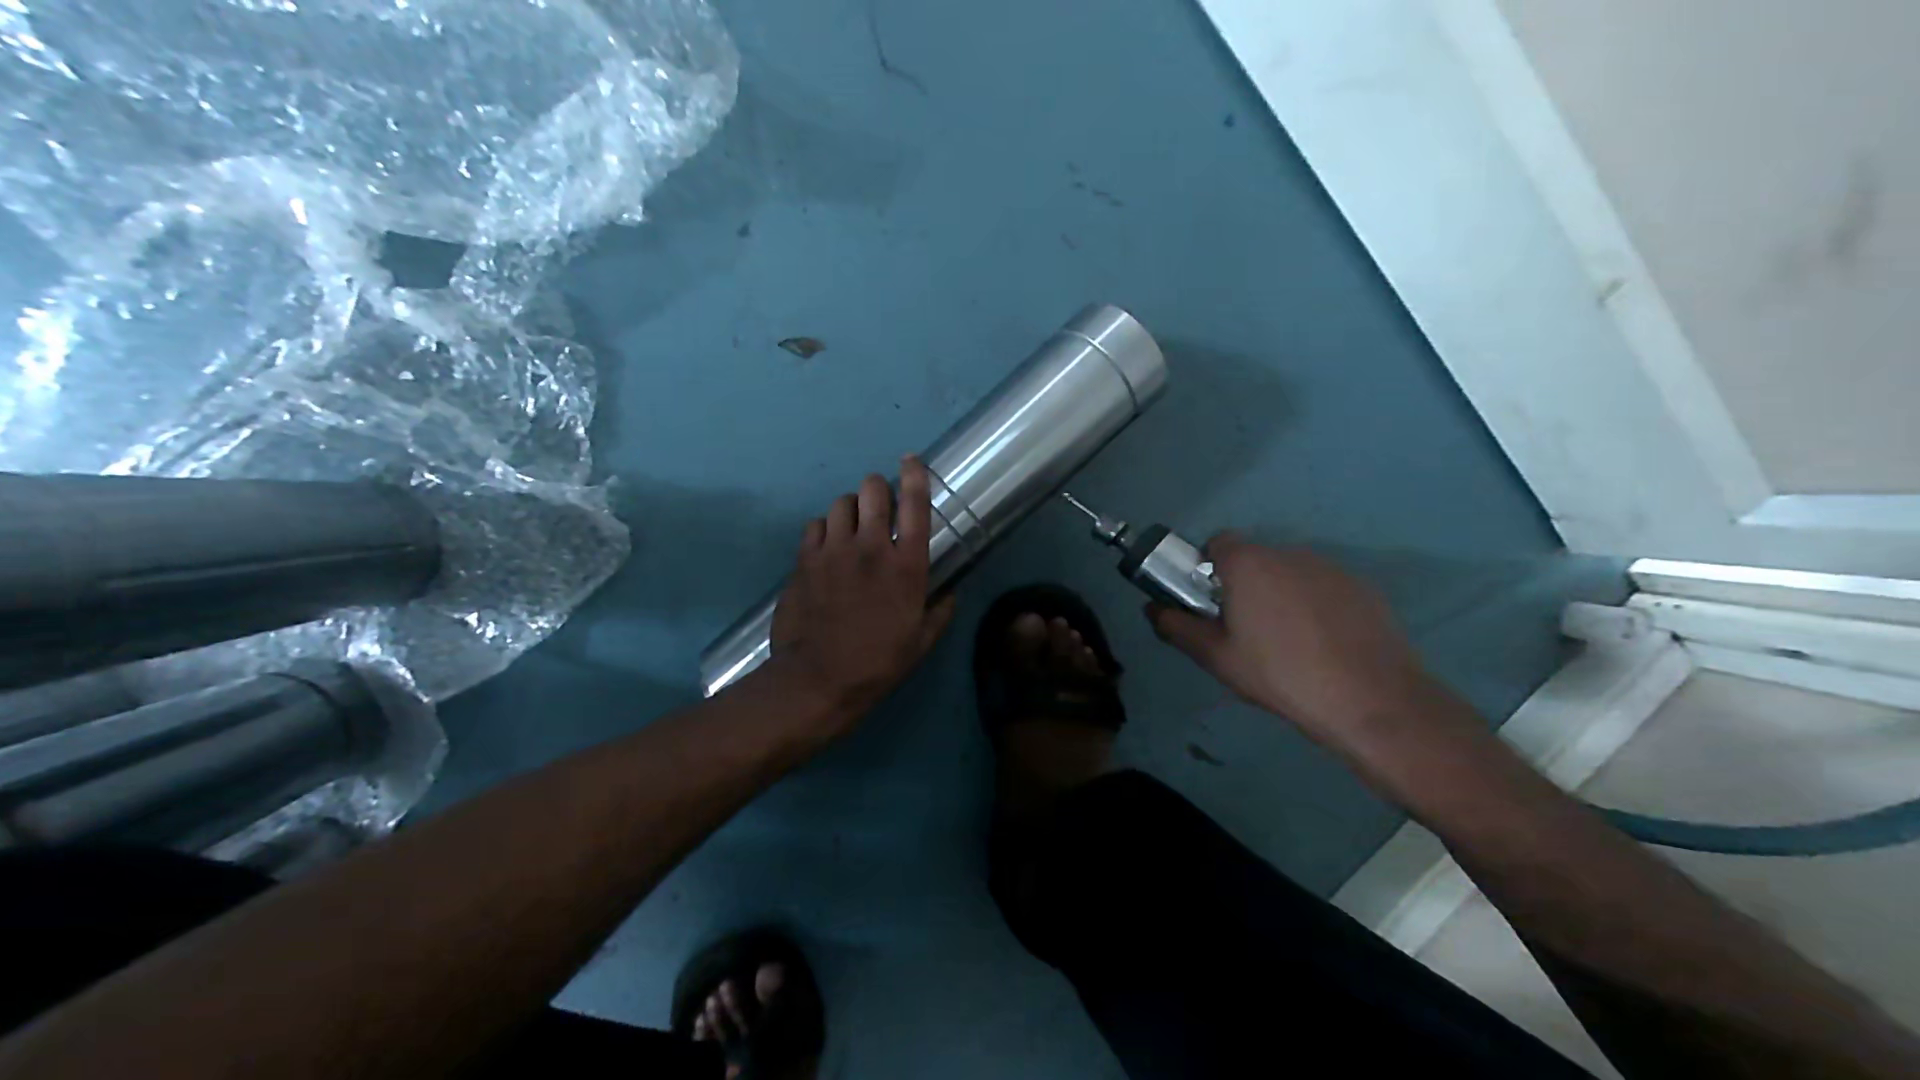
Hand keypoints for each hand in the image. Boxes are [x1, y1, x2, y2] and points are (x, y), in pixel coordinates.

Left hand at [765, 456, 956, 726]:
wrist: (817, 679)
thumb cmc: (877, 662)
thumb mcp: (921, 642)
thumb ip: (940, 612)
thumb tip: (951, 594)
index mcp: (906, 565)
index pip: (914, 505)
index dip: (915, 475)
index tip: (912, 460)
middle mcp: (870, 547)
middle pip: (872, 490)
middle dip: (878, 488)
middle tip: (879, 503)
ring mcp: (832, 551)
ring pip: (840, 503)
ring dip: (851, 508)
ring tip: (852, 524)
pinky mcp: (804, 560)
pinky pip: (814, 525)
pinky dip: (824, 528)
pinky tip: (827, 545)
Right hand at [1146, 535, 1438, 744]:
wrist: (1370, 700)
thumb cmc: (1279, 674)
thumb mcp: (1217, 658)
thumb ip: (1177, 628)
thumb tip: (1153, 609)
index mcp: (1249, 564)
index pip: (1218, 542)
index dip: (1207, 567)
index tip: (1210, 602)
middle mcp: (1289, 553)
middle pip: (1255, 559)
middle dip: (1244, 585)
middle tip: (1244, 630)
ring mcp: (1331, 568)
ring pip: (1290, 574)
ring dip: (1280, 595)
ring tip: (1288, 643)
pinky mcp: (1362, 588)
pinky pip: (1323, 588)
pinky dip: (1315, 606)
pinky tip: (1323, 646)